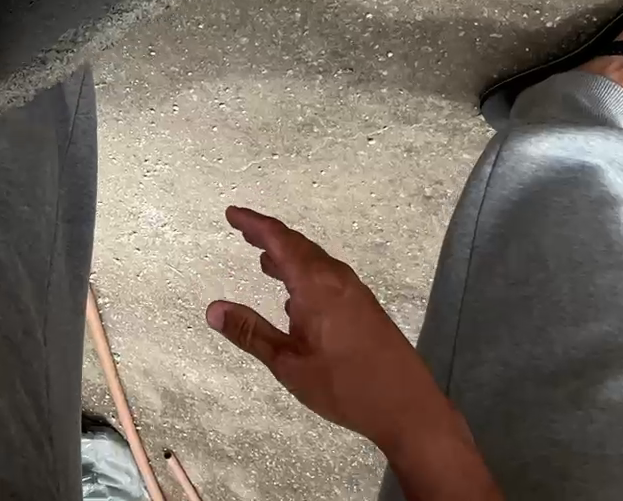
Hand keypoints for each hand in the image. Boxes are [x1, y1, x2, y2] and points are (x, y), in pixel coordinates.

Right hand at [206, 207, 442, 448]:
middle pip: (297, 244)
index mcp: (315, 283)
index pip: (279, 239)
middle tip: (242, 230)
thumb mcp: (289, 364)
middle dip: (267, 235)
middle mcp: (335, 277)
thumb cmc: (345, 386)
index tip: (232, 214)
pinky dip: (304, 272)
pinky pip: (326, 274)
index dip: (253, 223)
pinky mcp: (364, 305)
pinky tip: (295, 297)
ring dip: (287, 255)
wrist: (410, 408)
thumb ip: (251, 333)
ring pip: (313, 260)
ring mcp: (353, 290)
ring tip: (264, 259)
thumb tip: (212, 309)